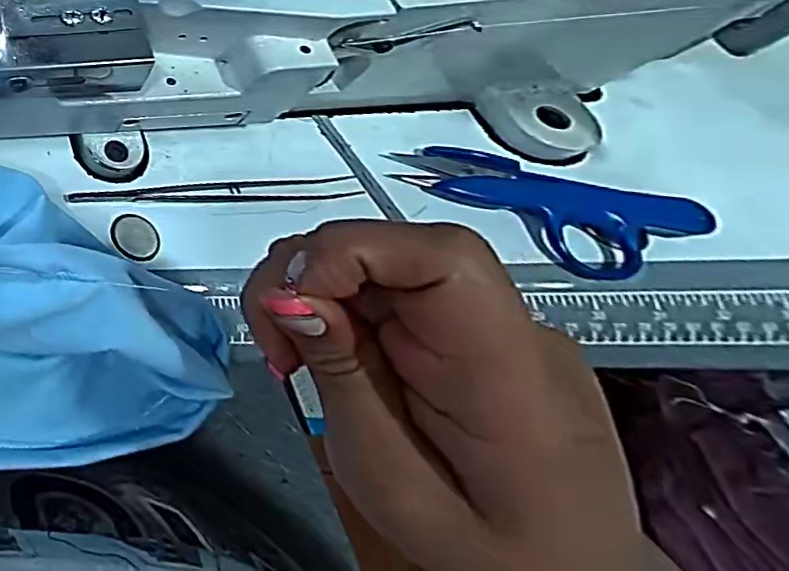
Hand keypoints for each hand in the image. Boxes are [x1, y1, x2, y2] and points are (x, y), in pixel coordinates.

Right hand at [244, 221, 664, 570]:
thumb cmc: (493, 556)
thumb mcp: (394, 486)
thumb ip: (342, 383)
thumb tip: (289, 298)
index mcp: (513, 376)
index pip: (441, 256)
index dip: (351, 250)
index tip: (293, 298)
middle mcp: (510, 331)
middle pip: (388, 248)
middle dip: (307, 275)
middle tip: (275, 339)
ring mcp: (488, 322)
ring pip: (374, 259)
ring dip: (311, 290)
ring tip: (295, 354)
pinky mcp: (461, 324)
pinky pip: (384, 286)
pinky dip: (333, 305)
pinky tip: (326, 350)